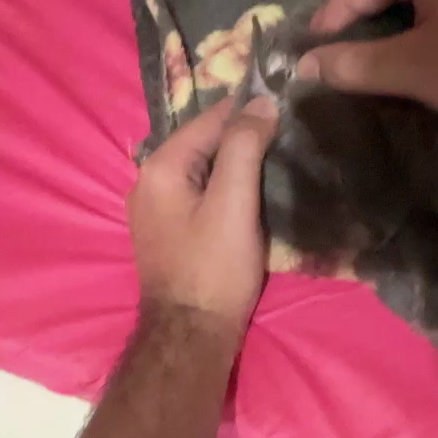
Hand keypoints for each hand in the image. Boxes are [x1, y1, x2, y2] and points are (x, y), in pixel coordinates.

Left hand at [127, 95, 280, 340]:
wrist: (190, 335)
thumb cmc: (214, 269)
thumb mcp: (234, 203)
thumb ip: (244, 147)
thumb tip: (262, 101)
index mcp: (160, 166)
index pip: (210, 119)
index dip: (251, 111)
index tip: (289, 107)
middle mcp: (148, 180)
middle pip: (204, 142)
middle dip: (243, 137)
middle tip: (289, 135)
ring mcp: (154, 207)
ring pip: (202, 168)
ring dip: (235, 163)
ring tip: (278, 160)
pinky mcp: (166, 230)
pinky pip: (197, 192)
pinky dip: (223, 187)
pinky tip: (251, 194)